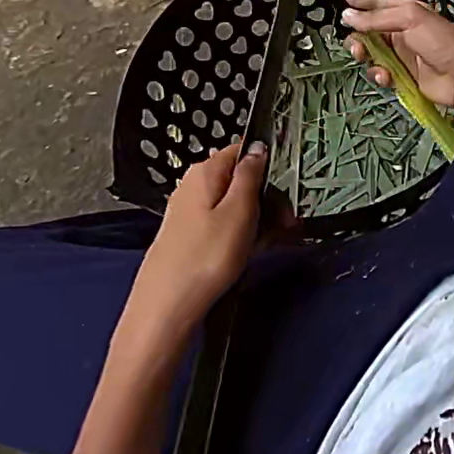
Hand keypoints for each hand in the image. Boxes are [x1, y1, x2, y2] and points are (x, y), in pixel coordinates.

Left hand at [122, 142, 266, 343]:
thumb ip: (250, 175)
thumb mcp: (240, 210)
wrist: (167, 306)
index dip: (268, 168)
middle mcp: (193, 187)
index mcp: (204, 172)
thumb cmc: (207, 256)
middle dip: (267, 199)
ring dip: (259, 220)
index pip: (242, 151)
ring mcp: (190, 212)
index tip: (286, 192)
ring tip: (273, 242)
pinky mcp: (190, 236)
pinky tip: (252, 252)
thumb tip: (257, 147)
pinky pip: (224, 225)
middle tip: (287, 225)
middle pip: (239, 181)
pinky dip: (241, 235)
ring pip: (234, 206)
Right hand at [340, 0, 453, 112]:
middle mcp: (401, 31)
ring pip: (371, 54)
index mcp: (406, 11)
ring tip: (364, 58)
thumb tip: (348, 15)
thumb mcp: (410, 19)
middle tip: (355, 45)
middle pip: (368, 30)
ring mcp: (401, 55)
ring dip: (365, 57)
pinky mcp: (402, 76)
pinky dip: (379, 75)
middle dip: (357, 36)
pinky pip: (381, 73)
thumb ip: (377, 17)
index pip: (378, 1)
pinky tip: (386, 77)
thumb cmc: (442, 42)